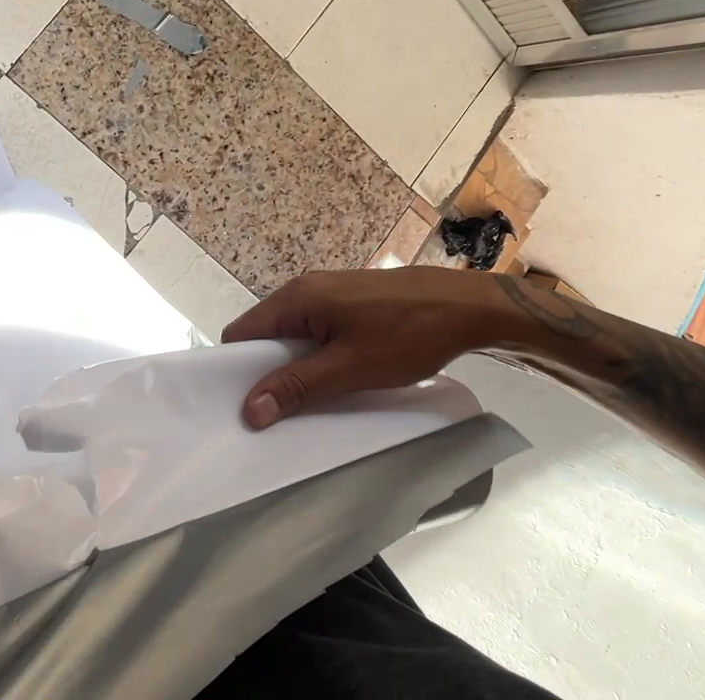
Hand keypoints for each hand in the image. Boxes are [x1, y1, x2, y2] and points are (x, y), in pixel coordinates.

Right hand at [221, 267, 530, 428]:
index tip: (243, 407)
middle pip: (265, 335)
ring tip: (305, 403)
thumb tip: (249, 409)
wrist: (467, 306)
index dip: (236, 370)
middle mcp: (304, 290)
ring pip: (293, 335)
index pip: (242, 334)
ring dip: (294, 367)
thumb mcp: (349, 368)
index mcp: (296, 299)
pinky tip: (334, 379)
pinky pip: (316, 330)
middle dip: (267, 373)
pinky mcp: (350, 300)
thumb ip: (296, 386)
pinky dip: (316, 356)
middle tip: (275, 414)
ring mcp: (328, 293)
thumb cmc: (406, 335)